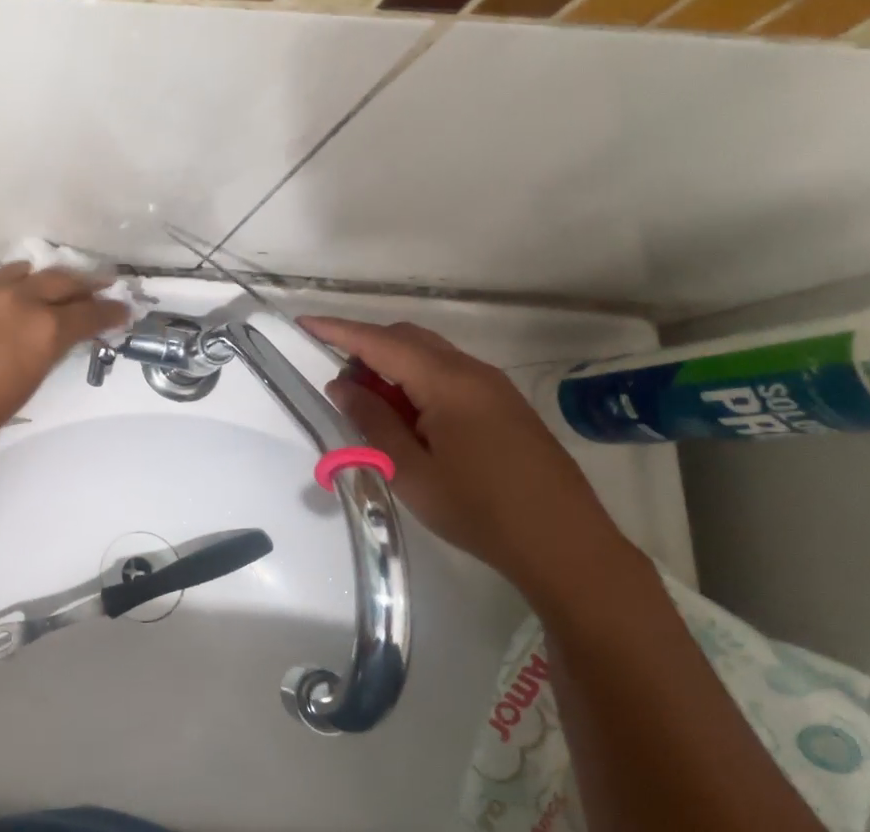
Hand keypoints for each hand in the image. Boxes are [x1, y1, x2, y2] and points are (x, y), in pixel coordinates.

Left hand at [0, 263, 128, 470]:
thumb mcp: (31, 380)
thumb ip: (50, 348)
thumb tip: (61, 333)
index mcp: (44, 328)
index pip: (89, 312)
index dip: (111, 311)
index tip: (123, 309)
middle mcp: (19, 300)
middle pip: (63, 281)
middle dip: (87, 284)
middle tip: (103, 285)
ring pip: (27, 272)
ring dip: (48, 278)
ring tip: (59, 283)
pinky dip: (13, 281)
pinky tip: (16, 286)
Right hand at [298, 316, 632, 598]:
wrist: (566, 545)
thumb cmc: (479, 510)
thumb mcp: (410, 470)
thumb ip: (372, 421)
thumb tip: (342, 386)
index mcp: (447, 383)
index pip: (381, 342)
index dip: (339, 331)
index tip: (303, 323)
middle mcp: (473, 373)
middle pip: (408, 338)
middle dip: (366, 346)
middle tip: (339, 383)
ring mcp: (496, 388)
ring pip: (431, 354)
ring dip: (393, 365)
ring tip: (371, 404)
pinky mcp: (507, 407)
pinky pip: (451, 374)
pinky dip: (419, 380)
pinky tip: (410, 417)